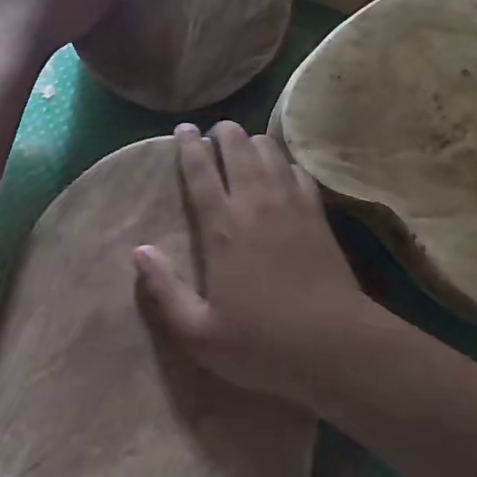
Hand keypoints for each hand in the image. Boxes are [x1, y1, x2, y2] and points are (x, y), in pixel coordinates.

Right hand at [133, 121, 372, 404]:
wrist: (337, 348)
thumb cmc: (262, 343)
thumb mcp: (199, 333)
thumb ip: (164, 290)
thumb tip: (139, 250)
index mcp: (222, 226)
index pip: (200, 169)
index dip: (189, 144)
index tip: (183, 129)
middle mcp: (254, 202)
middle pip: (237, 145)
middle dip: (223, 132)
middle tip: (214, 135)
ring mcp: (290, 204)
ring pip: (269, 150)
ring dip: (253, 142)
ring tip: (244, 148)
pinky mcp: (317, 213)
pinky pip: (298, 170)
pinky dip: (284, 163)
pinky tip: (280, 172)